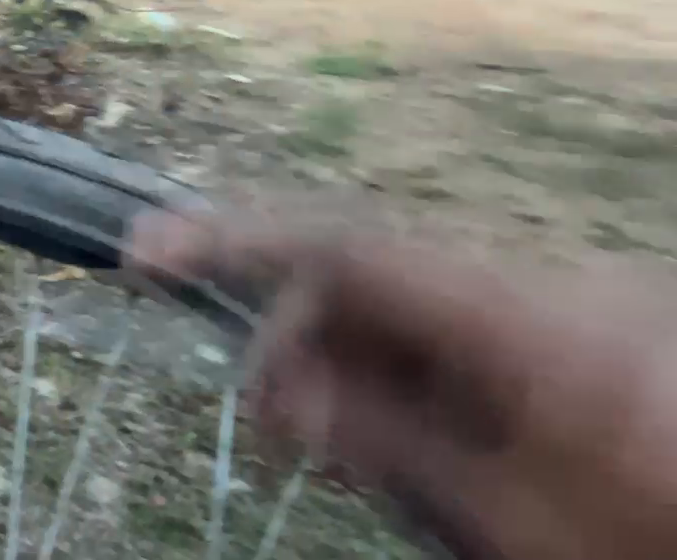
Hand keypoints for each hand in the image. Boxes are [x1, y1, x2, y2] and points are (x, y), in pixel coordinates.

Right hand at [127, 214, 676, 559]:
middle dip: (292, 340)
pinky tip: (394, 426)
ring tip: (329, 440)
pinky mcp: (559, 319)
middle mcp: (534, 281)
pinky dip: (392, 368)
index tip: (142, 251)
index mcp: (529, 320)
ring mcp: (550, 296)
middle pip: (357, 277)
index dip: (227, 238)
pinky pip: (435, 322)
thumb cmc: (656, 546)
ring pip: (389, 301)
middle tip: (262, 422)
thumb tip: (273, 391)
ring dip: (339, 362)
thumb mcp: (515, 519)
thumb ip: (382, 437)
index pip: (339, 248)